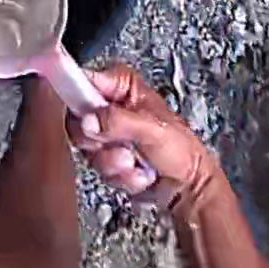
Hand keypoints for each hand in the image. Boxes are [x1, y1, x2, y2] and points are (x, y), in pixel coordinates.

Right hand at [66, 63, 217, 211]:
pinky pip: (97, 168)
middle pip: (79, 120)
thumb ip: (118, 121)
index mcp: (120, 84)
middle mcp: (109, 104)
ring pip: (88, 148)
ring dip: (115, 164)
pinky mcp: (106, 155)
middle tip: (123, 149)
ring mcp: (106, 131)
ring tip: (138, 163)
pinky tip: (139, 174)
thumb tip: (87, 120)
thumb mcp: (151, 128)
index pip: (83, 81)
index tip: (91, 124)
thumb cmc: (180, 148)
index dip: (82, 103)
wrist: (189, 186)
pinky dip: (120, 177)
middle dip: (102, 144)